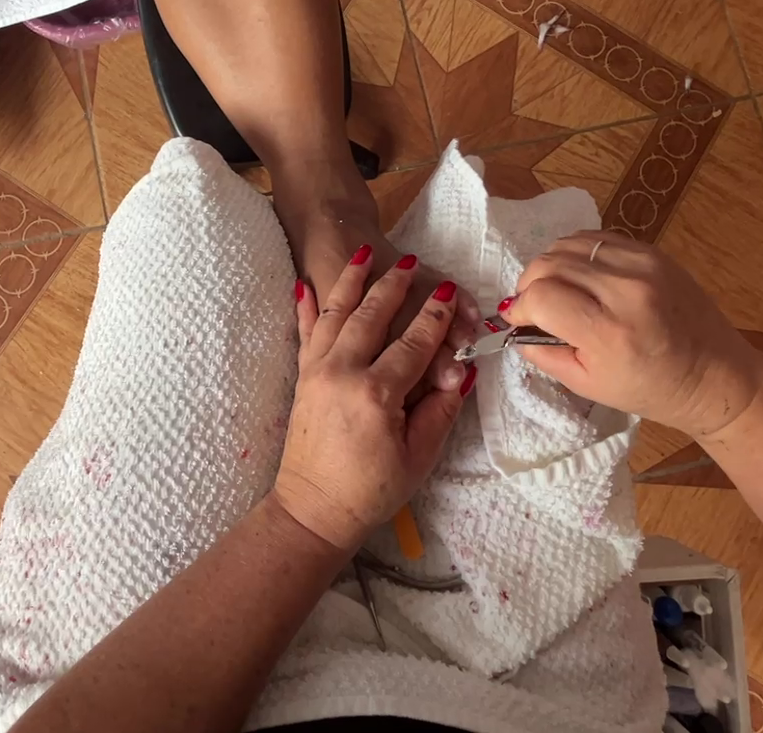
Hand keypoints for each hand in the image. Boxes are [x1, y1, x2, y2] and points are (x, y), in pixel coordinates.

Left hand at [272, 247, 470, 550]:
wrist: (312, 509)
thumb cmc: (372, 491)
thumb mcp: (418, 457)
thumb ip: (439, 409)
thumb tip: (460, 368)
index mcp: (376, 393)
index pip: (414, 343)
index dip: (436, 316)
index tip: (450, 290)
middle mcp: (342, 371)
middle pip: (372, 316)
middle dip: (394, 285)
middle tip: (410, 261)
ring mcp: (317, 370)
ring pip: (336, 313)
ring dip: (351, 281)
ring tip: (363, 253)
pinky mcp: (302, 376)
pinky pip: (305, 332)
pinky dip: (306, 307)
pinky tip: (305, 284)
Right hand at [497, 231, 762, 439]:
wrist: (719, 376)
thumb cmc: (652, 390)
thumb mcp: (588, 385)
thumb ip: (543, 353)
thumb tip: (515, 325)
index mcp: (611, 333)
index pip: (541, 297)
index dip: (520, 307)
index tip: (519, 320)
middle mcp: (626, 291)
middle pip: (548, 264)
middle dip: (529, 285)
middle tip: (532, 306)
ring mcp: (642, 265)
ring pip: (566, 244)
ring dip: (549, 266)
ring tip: (556, 290)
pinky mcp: (652, 252)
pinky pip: (593, 238)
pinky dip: (575, 254)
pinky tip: (580, 276)